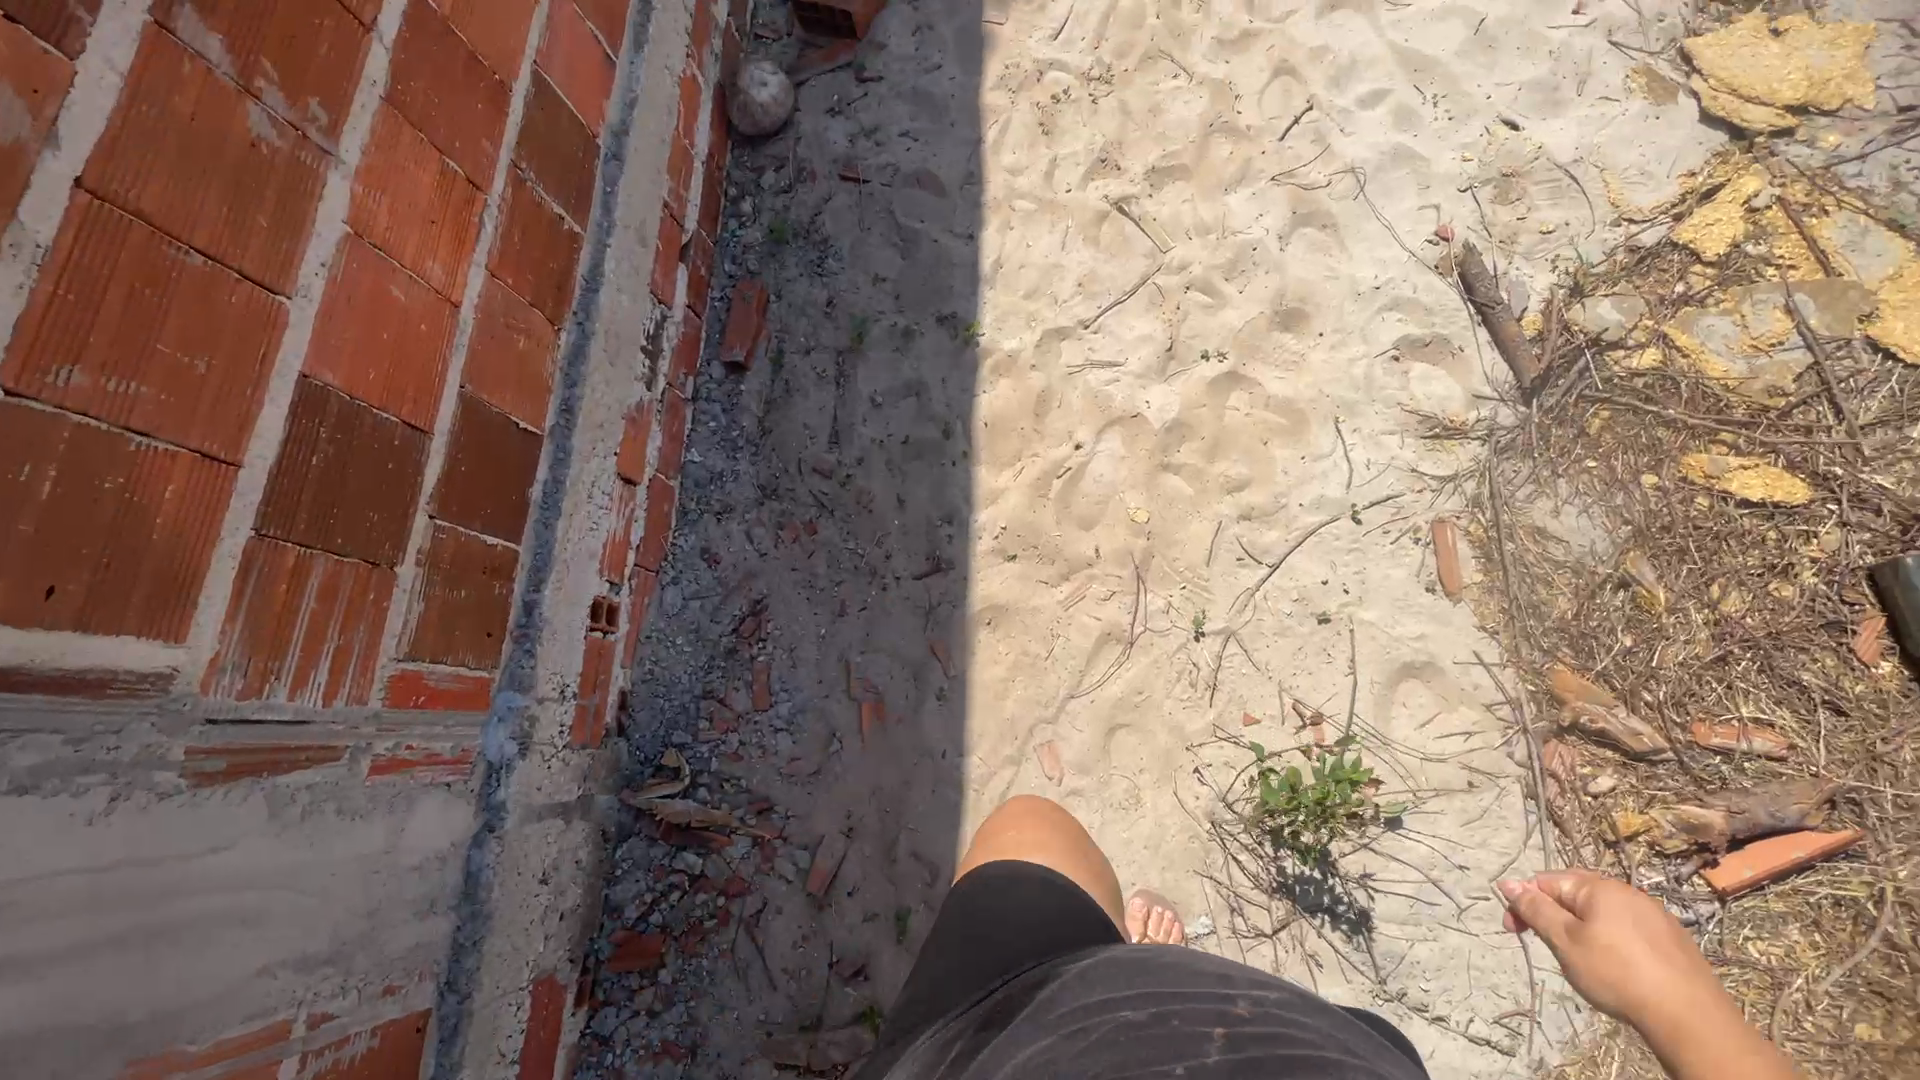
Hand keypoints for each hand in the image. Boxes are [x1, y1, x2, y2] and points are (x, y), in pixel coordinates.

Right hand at [1497, 870, 1725, 1027]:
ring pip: (1602, 912)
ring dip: (1580, 927)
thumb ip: (1535, 909)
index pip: (1545, 882)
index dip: (1523, 903)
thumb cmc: (1617, 973)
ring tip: (1579, 957)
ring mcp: (1655, 916)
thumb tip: (1508, 883)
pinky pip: (1627, 928)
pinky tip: (1615, 965)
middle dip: (1552, 913)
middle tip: (1544, 942)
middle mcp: (1628, 892)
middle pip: (1575, 893)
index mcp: (1599, 887)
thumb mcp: (1565, 941)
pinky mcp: (1673, 941)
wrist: (1692, 1019)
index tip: (1515, 932)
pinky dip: (1610, 939)